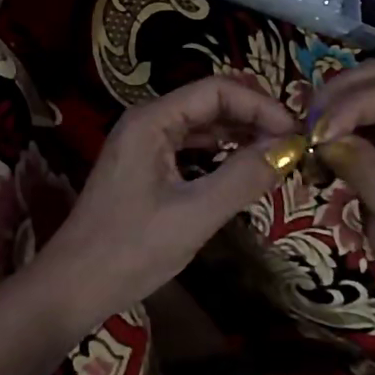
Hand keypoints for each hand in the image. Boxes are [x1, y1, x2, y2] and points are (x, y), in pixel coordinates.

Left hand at [29, 76, 295, 333]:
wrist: (75, 284)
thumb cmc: (131, 248)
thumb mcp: (194, 213)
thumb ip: (243, 177)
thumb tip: (290, 148)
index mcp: (151, 120)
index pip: (216, 90)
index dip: (261, 106)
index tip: (299, 135)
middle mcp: (145, 123)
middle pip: (209, 103)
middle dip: (253, 119)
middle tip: (295, 148)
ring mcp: (142, 146)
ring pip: (200, 127)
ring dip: (239, 137)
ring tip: (278, 159)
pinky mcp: (143, 170)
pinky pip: (189, 150)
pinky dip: (219, 156)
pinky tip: (243, 172)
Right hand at [306, 62, 374, 321]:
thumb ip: (365, 170)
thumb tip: (321, 137)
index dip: (352, 106)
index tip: (316, 136)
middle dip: (339, 97)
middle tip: (307, 130)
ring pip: (367, 95)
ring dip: (333, 111)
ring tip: (310, 142)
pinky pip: (358, 121)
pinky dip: (333, 130)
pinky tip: (318, 153)